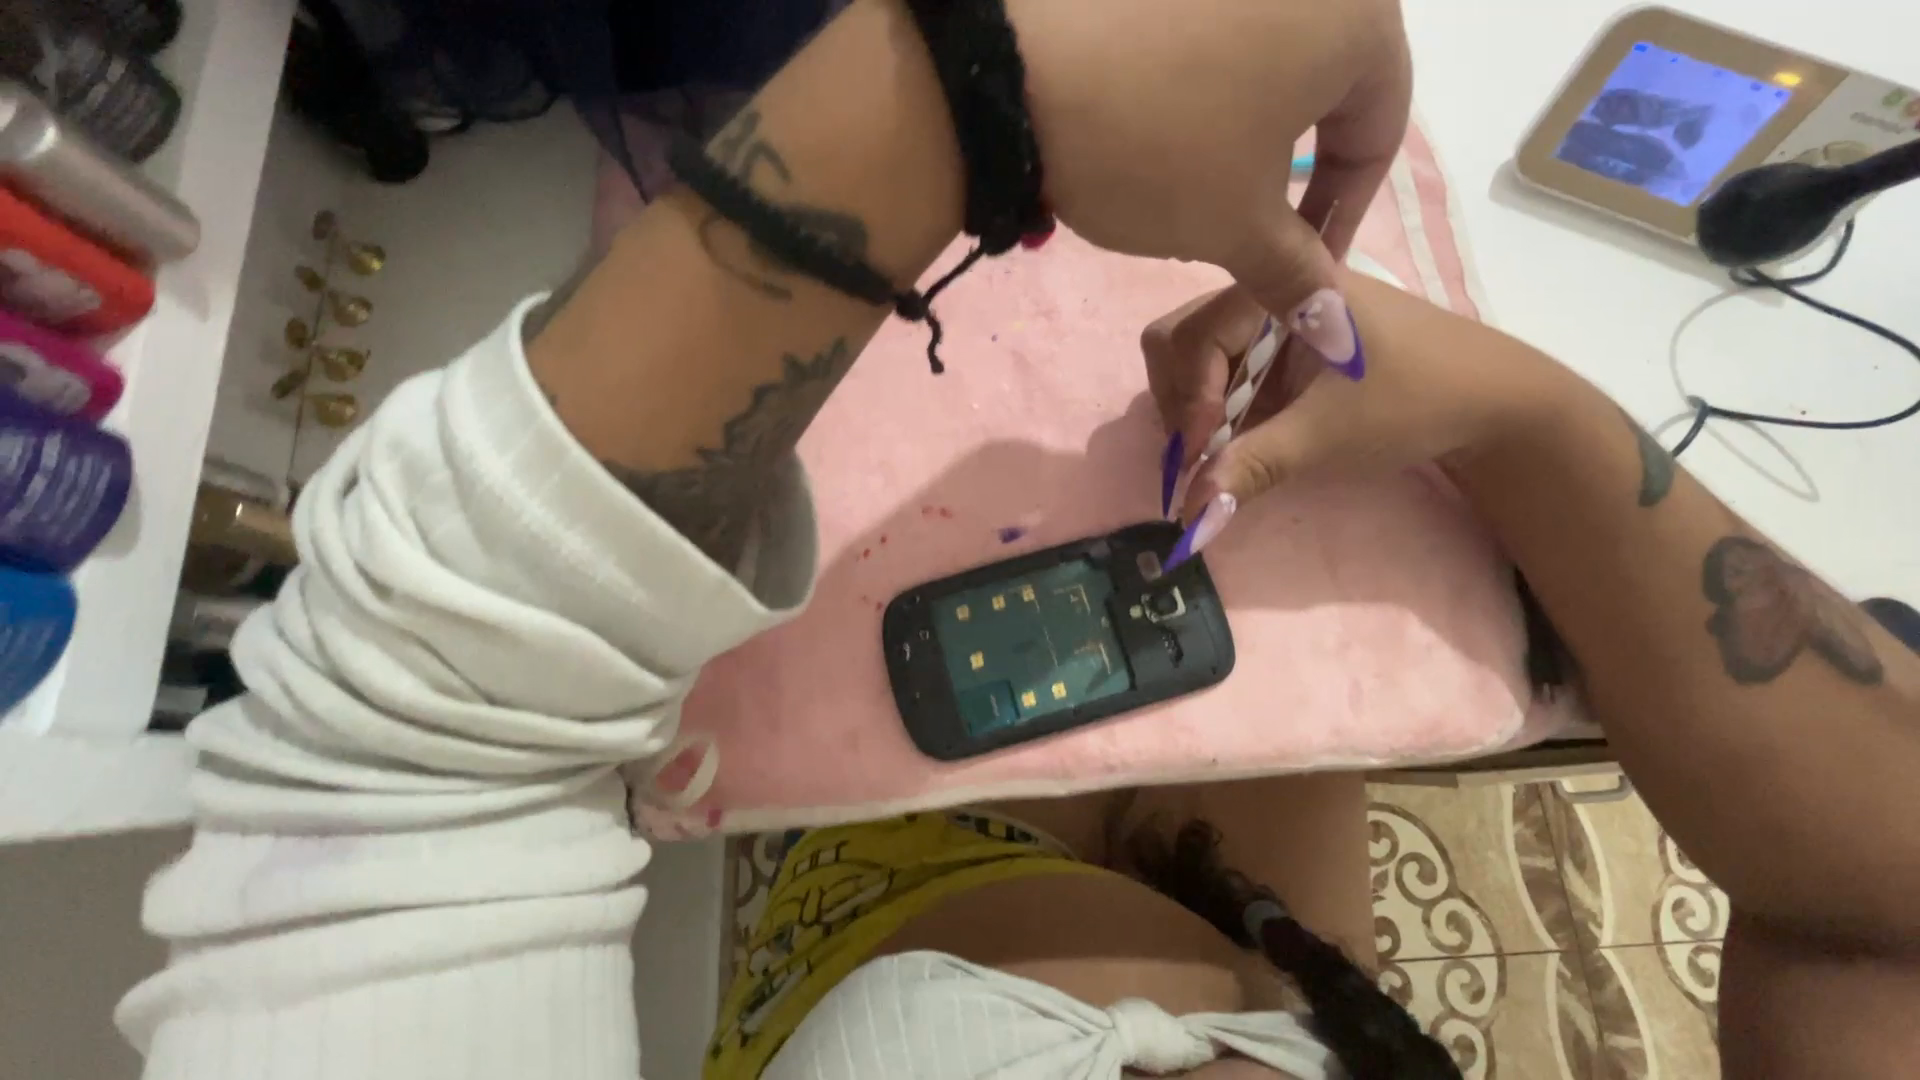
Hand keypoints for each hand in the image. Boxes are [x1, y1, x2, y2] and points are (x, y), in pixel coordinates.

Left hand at [1008, 0, 1410, 351]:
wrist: (1017, 78)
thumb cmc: (1158, 151)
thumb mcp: (1236, 226)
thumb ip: (1296, 273)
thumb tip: (1336, 326)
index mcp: (1359, 16)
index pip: (1379, 129)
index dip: (1343, 212)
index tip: (1302, 267)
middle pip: (1324, 88)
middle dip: (1292, 172)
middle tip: (1250, 231)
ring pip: (1265, 61)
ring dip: (1245, 134)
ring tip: (1194, 184)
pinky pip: (1210, 33)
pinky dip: (1198, 89)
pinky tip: (1155, 127)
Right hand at [1142, 273, 1575, 562]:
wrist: (1493, 402)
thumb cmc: (1417, 402)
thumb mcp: (1328, 437)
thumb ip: (1250, 470)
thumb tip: (1187, 522)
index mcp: (1282, 289)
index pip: (1195, 337)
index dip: (1187, 399)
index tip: (1198, 457)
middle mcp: (1268, 295)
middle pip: (1179, 341)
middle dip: (1179, 401)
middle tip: (1197, 453)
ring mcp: (1271, 325)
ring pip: (1194, 360)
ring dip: (1192, 411)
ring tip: (1215, 454)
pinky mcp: (1279, 355)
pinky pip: (1221, 377)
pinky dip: (1213, 414)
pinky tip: (1232, 444)